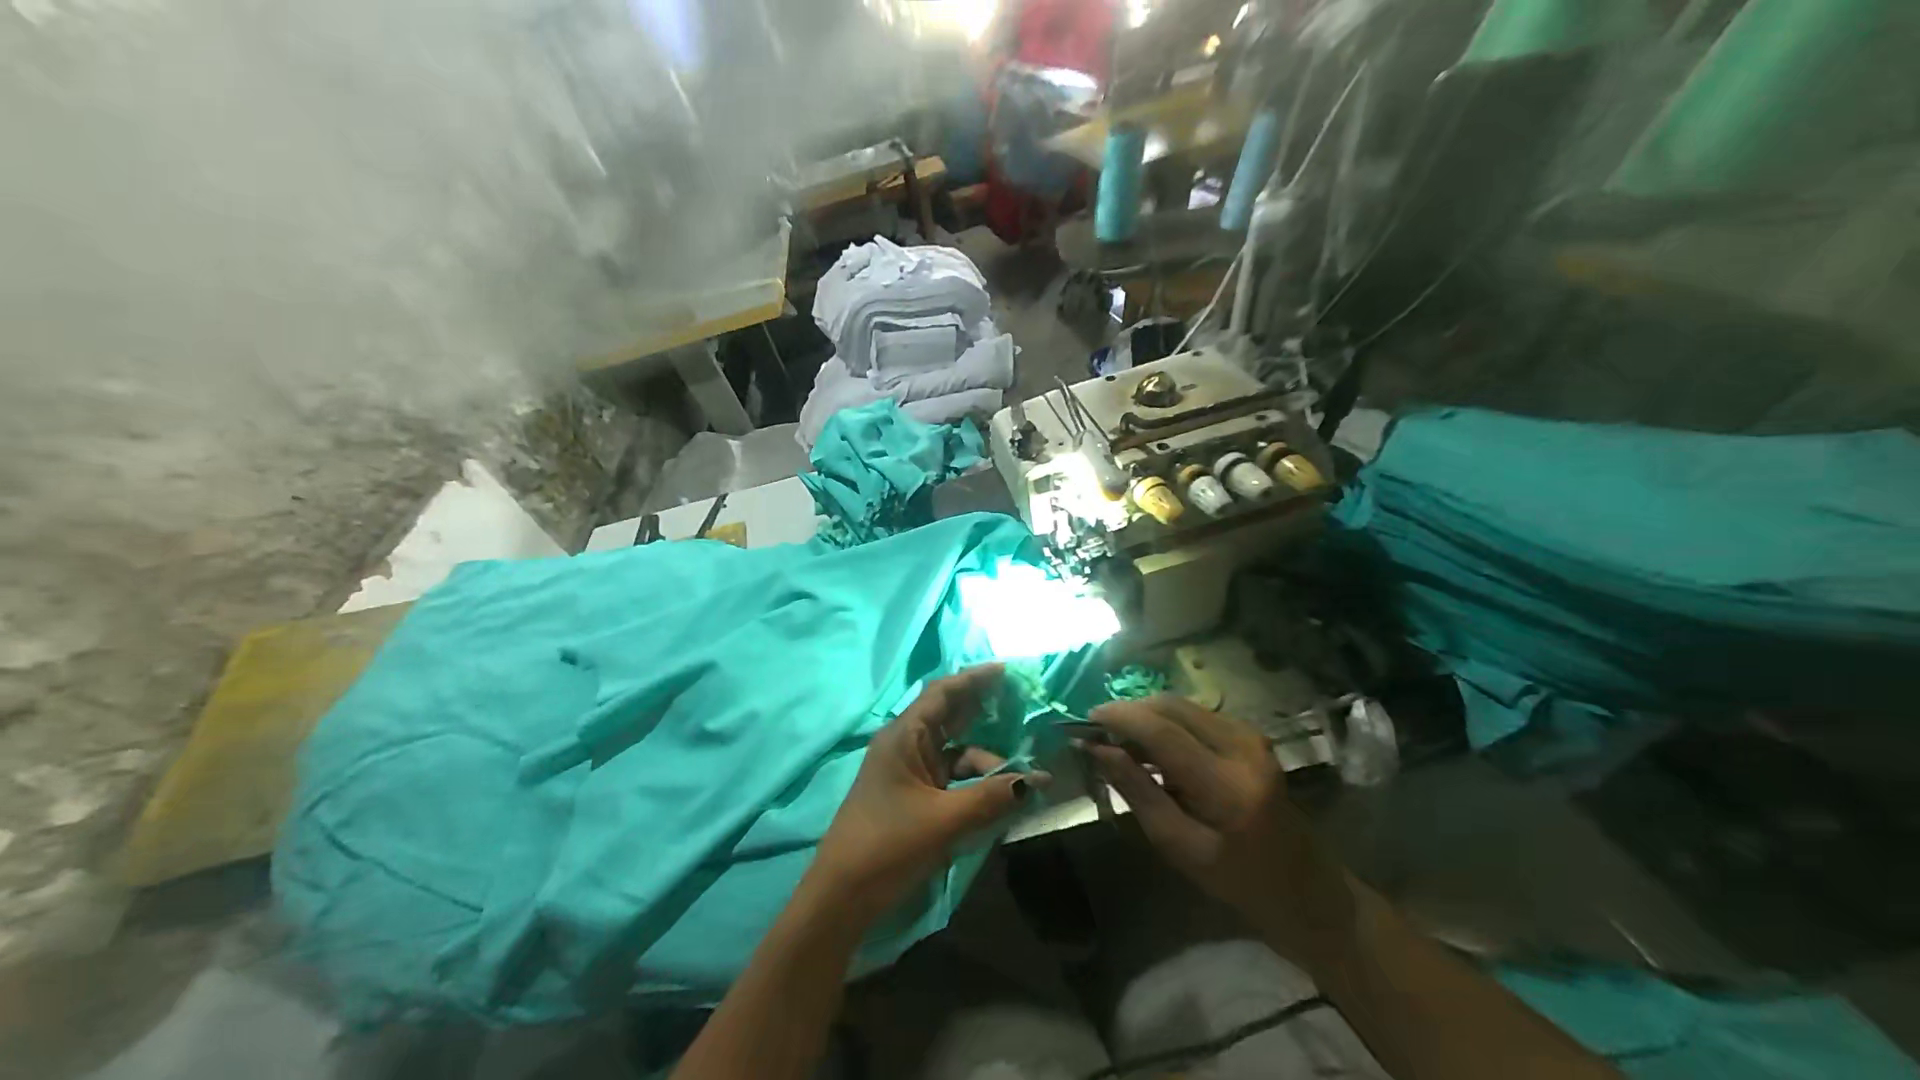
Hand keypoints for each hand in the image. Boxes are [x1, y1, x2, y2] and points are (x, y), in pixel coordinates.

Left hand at [809, 665, 1036, 921]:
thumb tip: (1039, 780)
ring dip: (986, 759)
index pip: (942, 693)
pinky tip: (1000, 794)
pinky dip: (975, 781)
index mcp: (904, 737)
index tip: (1007, 670)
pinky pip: (950, 776)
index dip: (974, 679)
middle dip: (985, 711)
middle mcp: (905, 745)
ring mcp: (908, 772)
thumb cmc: (890, 844)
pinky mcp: (913, 796)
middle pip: (949, 716)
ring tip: (1022, 774)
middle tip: (1022, 706)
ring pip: (954, 752)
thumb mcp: (946, 819)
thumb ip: (993, 797)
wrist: (843, 896)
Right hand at [1087, 696, 1328, 925]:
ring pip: (1181, 706)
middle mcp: (1242, 746)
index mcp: (1227, 784)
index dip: (1119, 719)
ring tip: (1121, 745)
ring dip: (1146, 718)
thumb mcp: (1179, 845)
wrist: (1306, 888)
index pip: (1162, 731)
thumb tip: (1096, 749)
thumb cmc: (1239, 880)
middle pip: (1170, 707)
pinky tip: (1153, 750)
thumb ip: (1136, 791)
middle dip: (1129, 714)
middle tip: (1097, 735)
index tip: (1083, 723)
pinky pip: (1196, 715)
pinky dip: (1166, 724)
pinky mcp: (1251, 735)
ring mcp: (1251, 736)